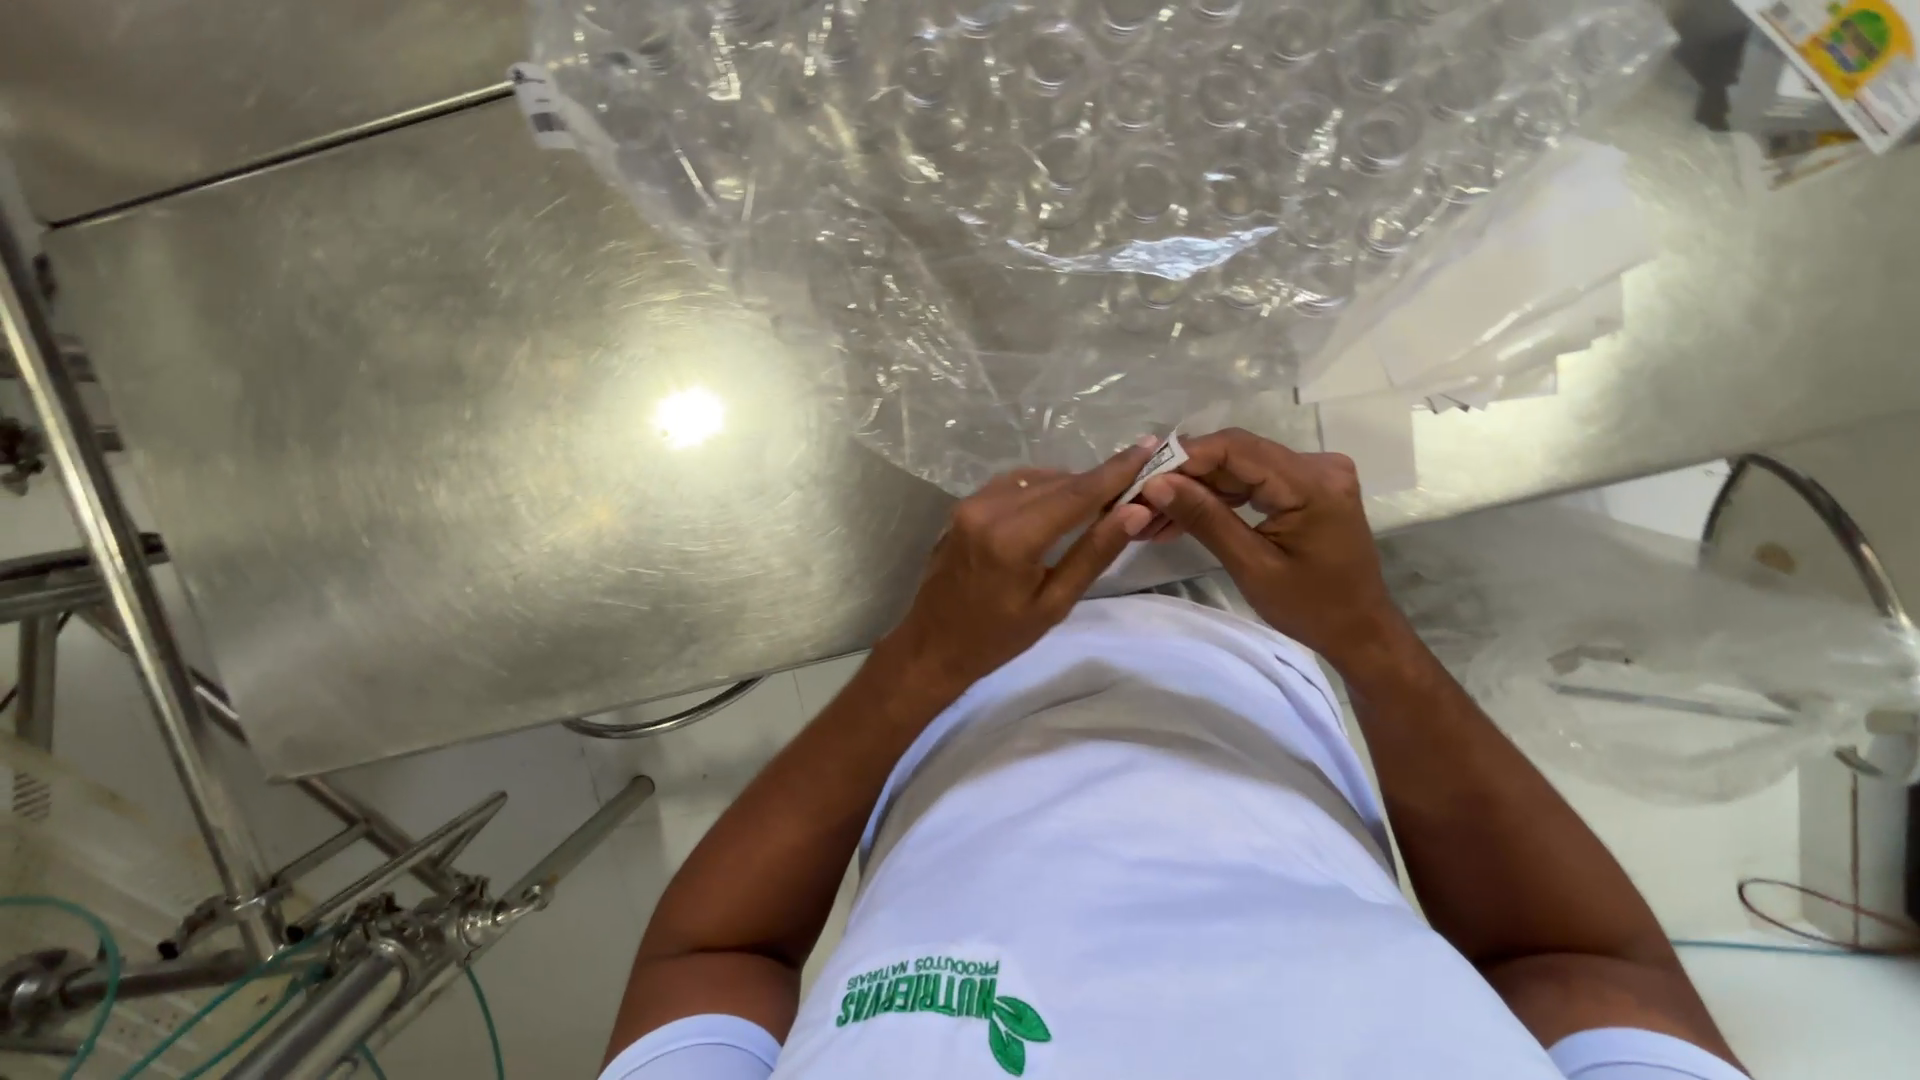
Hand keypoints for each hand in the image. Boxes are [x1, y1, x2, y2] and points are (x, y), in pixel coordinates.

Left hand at [883, 443, 1157, 692]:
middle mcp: (988, 509)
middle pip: (1057, 482)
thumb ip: (1093, 553)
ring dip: (1070, 483)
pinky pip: (1013, 485)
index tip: (1149, 446)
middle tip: (1136, 479)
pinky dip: (1042, 487)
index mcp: (1012, 538)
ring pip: (1035, 479)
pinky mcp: (963, 507)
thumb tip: (1135, 511)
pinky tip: (1061, 502)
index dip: (1116, 471)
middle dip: (1098, 478)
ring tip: (1104, 495)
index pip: (1076, 493)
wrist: (932, 645)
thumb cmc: (997, 638)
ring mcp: (971, 504)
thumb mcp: (1053, 604)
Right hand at [1138, 428, 1409, 669]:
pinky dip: (1218, 498)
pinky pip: (1252, 482)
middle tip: (1138, 500)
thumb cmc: (1311, 607)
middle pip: (1235, 454)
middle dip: (1184, 475)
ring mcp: (1314, 473)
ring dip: (1196, 489)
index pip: (1236, 448)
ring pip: (1239, 468)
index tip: (1140, 477)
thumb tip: (1156, 484)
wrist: (1359, 630)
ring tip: (1151, 515)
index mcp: (1312, 482)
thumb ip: (1206, 518)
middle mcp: (1318, 465)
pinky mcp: (1306, 486)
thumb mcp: (1252, 566)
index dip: (1184, 457)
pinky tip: (1181, 516)